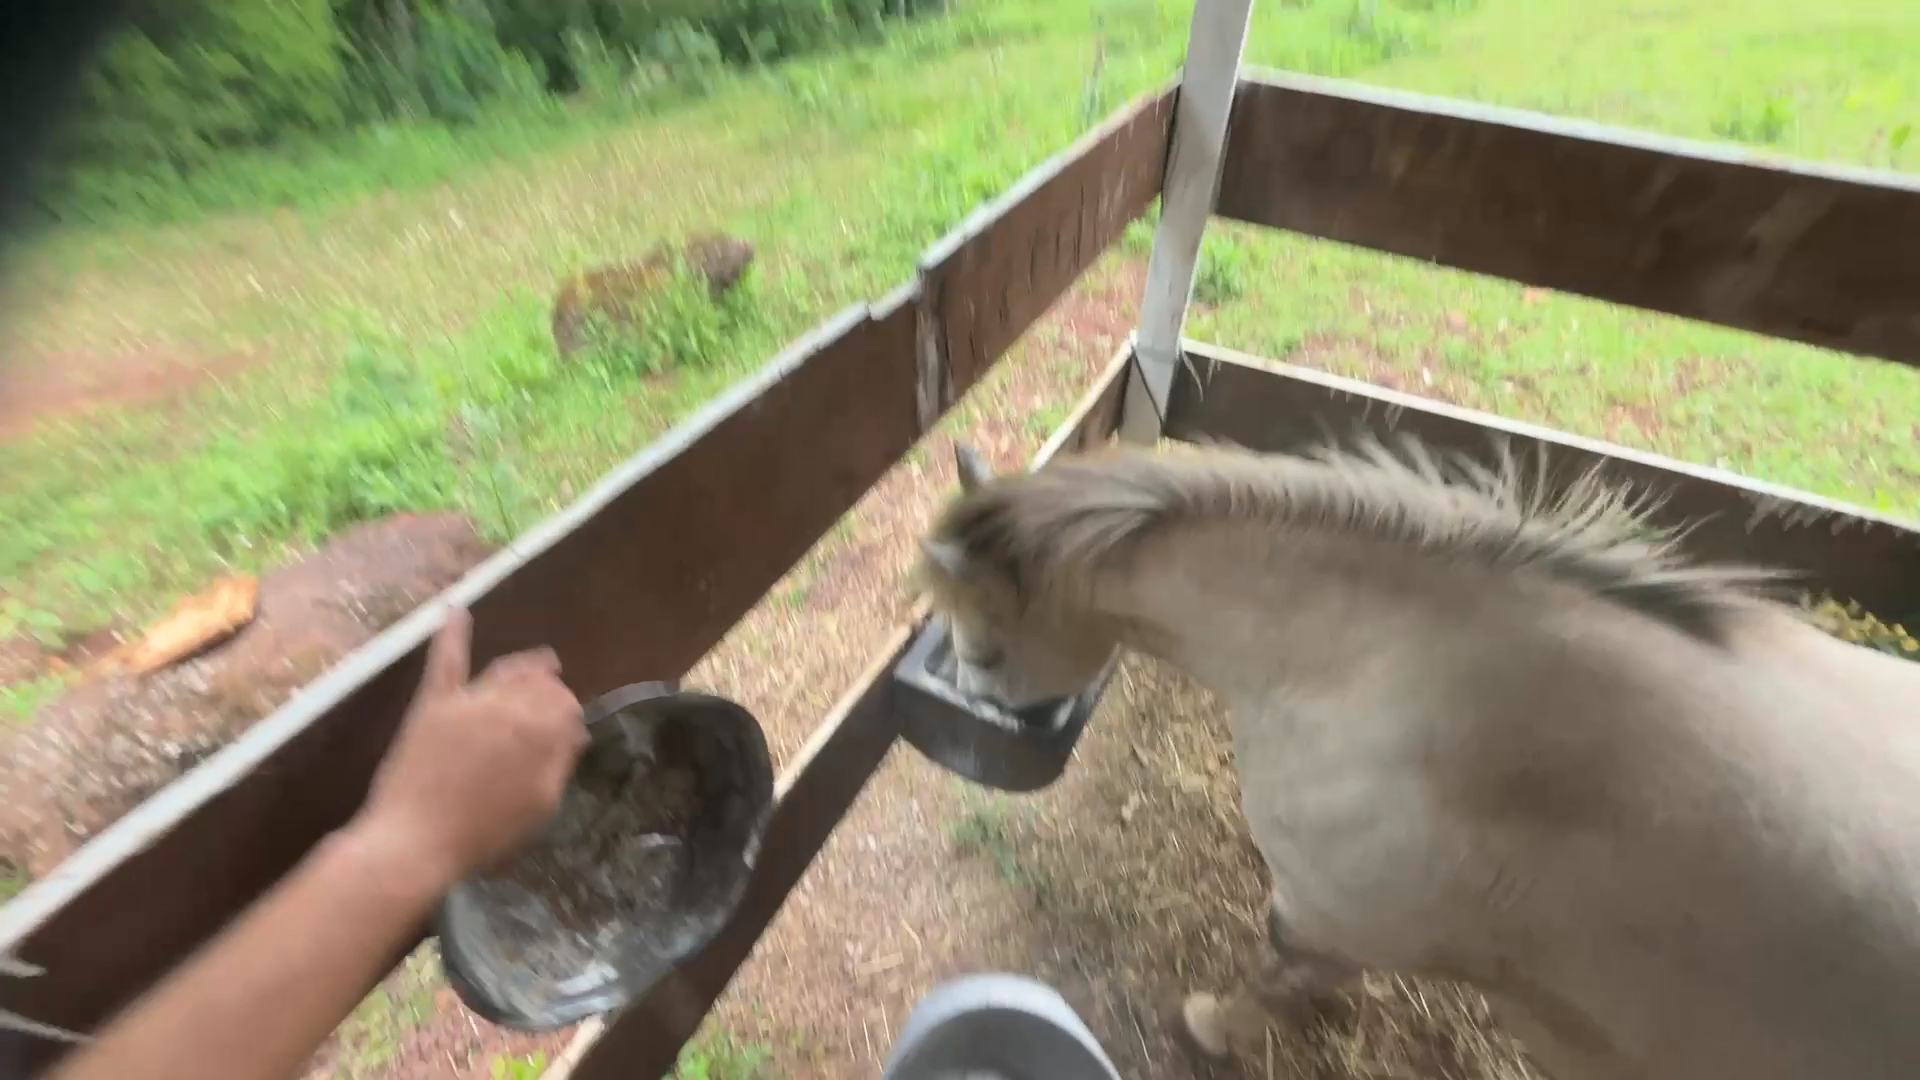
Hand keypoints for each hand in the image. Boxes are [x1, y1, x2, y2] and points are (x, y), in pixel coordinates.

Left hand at [353, 608, 585, 888]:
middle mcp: (509, 705)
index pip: (567, 705)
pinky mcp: (434, 704)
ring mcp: (469, 701)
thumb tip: (575, 732)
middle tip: (556, 706)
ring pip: (508, 670)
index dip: (571, 716)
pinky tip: (455, 609)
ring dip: (530, 664)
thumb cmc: (484, 831)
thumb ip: (560, 761)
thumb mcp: (541, 802)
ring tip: (545, 661)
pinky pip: (446, 663)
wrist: (413, 844)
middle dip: (554, 691)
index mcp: (539, 730)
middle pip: (541, 684)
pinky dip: (451, 635)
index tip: (569, 733)